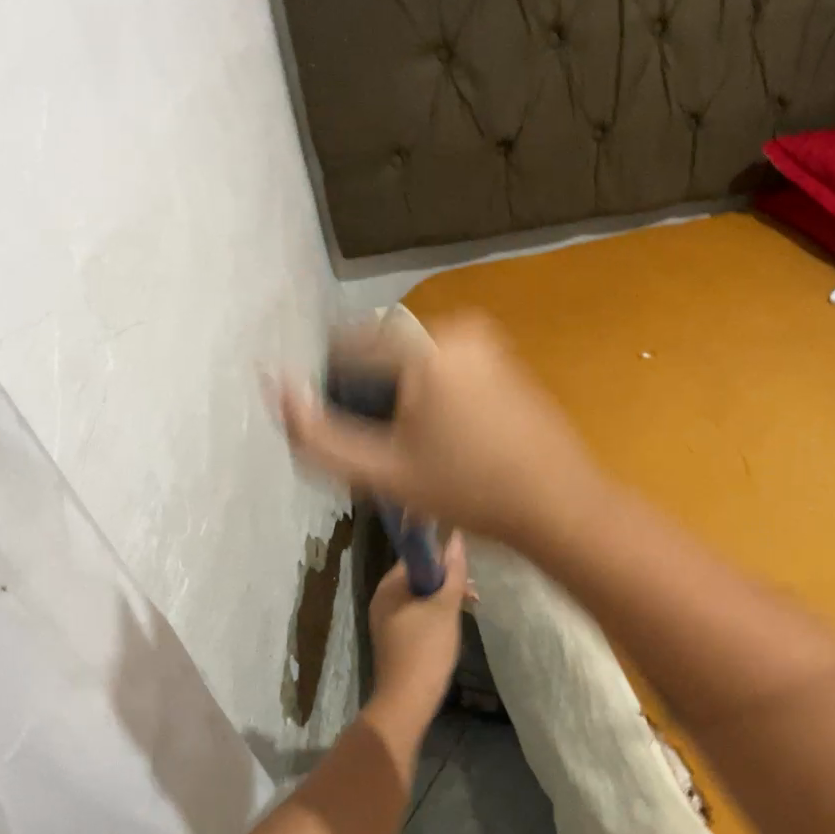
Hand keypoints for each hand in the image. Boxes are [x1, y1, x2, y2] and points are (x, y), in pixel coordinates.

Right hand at [281, 314, 602, 546]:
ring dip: (405, 403)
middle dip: (375, 401)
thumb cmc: (470, 492)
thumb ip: (319, 437)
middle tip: (394, 455)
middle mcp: (457, 328)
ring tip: (427, 454)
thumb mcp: (383, 474)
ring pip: (415, 366)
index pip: (344, 348)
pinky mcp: (506, 360)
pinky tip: (455, 444)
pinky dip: (437, 399)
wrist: (558, 505)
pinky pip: (448, 369)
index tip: (359, 441)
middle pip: (382, 357)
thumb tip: (275, 387)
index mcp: (424, 346)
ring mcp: (488, 343)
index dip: (337, 395)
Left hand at [366, 533, 468, 713]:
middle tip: (472, 595)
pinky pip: (417, 615)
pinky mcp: (395, 638)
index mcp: (389, 587)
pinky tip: (453, 625)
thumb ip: (454, 572)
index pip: (417, 557)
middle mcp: (383, 599)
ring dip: (445, 599)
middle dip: (448, 582)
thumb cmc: (426, 648)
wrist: (408, 701)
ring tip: (469, 609)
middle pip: (419, 577)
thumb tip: (457, 536)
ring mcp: (387, 620)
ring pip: (421, 597)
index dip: (443, 560)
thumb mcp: (445, 606)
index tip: (466, 572)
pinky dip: (436, 615)